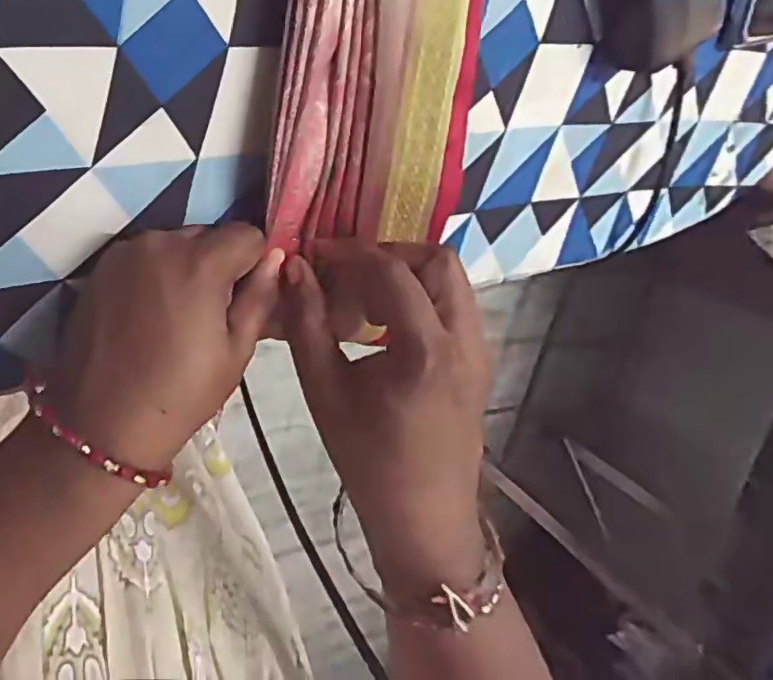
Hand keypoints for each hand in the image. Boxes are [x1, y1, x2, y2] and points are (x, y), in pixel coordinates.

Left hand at [47, 225, 283, 469]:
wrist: (103, 420)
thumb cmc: (180, 393)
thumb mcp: (235, 351)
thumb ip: (259, 296)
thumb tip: (274, 259)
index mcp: (199, 262)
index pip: (246, 234)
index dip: (254, 262)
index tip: (244, 294)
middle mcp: (161, 242)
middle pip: (207, 235)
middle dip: (217, 263)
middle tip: (210, 311)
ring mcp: (127, 251)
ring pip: (173, 244)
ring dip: (183, 266)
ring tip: (175, 315)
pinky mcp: (102, 265)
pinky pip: (143, 255)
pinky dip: (153, 272)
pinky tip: (146, 313)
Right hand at [282, 241, 491, 592]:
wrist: (424, 520)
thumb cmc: (367, 459)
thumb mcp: (323, 388)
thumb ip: (306, 320)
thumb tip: (293, 267)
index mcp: (425, 351)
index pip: (392, 270)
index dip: (349, 252)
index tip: (314, 253)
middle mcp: (464, 342)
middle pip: (438, 261)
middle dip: (387, 253)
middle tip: (345, 270)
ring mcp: (479, 351)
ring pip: (450, 280)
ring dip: (405, 273)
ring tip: (360, 295)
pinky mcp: (478, 362)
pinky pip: (452, 305)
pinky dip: (418, 295)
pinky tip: (382, 322)